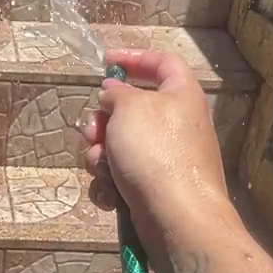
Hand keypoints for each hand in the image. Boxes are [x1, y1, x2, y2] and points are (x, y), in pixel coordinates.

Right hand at [79, 49, 236, 246]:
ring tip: (102, 167)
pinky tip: (109, 194)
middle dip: (102, 122)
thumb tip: (112, 93)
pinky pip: (120, 176)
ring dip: (100, 156)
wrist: (177, 215)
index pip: (162, 62)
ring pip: (118, 146)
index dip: (134, 58)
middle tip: (92, 132)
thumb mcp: (129, 109)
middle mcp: (175, 124)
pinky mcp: (152, 187)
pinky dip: (109, 183)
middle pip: (129, 110)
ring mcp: (164, 158)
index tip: (105, 62)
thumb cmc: (156, 151)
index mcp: (180, 95)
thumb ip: (116, 94)